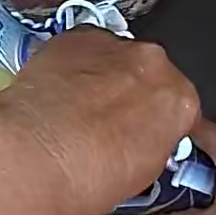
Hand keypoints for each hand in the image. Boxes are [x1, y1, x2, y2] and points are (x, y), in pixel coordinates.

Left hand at [0, 28, 198, 214]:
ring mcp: (111, 45)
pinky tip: (53, 89)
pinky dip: (67, 63)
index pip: (176, 103)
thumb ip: (151, 144)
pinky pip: (77, 47)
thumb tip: (137, 140)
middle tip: (100, 119)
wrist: (36, 157)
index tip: (137, 128)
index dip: (153, 118)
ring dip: (97, 76)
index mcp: (179, 101)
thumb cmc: (86, 177)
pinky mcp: (72, 37)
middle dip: (127, 92)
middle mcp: (152, 64)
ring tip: (70, 106)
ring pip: (110, 57)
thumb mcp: (141, 174)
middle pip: (145, 73)